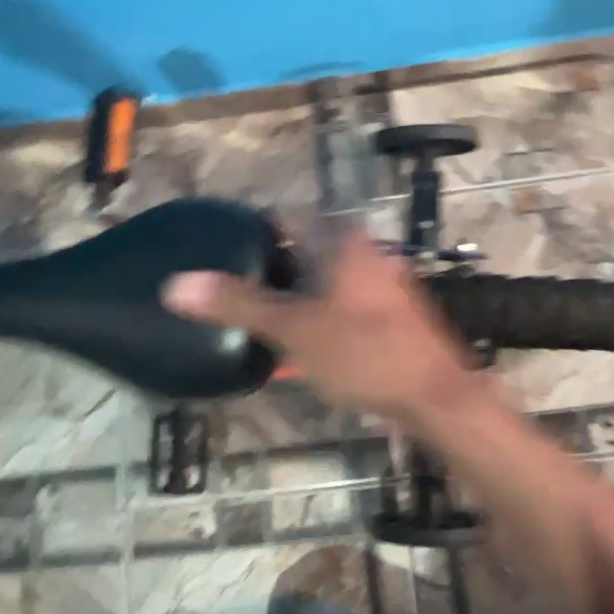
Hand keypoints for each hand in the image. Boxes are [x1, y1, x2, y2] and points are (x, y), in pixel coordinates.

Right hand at [161, 228, 474, 424]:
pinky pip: (345, 300)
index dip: (253, 230)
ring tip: (262, 317)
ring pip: (327, 276)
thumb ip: (238, 304)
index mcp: (342, 242)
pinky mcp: (394, 312)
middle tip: (234, 289)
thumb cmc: (365, 353)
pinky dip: (320, 311)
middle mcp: (366, 251)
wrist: (438, 397)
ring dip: (297, 291)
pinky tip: (305, 341)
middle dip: (272, 265)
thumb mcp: (294, 330)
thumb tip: (176, 284)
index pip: (287, 216)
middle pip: (307, 246)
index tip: (222, 250)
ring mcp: (384, 281)